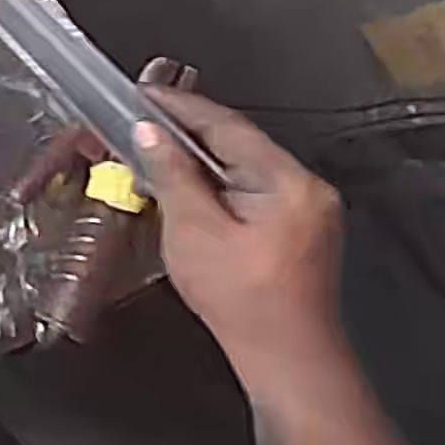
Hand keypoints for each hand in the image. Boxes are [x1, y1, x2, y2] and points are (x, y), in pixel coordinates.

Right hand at [133, 86, 346, 388]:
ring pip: (238, 162)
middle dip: (186, 124)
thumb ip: (172, 174)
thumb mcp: (194, 228)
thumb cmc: (237, 292)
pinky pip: (242, 182)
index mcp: (288, 183)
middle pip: (237, 141)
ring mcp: (301, 206)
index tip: (144, 91)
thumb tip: (148, 132)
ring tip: (150, 135)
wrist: (283, 353)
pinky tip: (178, 173)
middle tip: (140, 109)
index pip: (228, 127)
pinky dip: (206, 172)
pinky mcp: (290, 223)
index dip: (182, 106)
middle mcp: (304, 187)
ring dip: (193, 149)